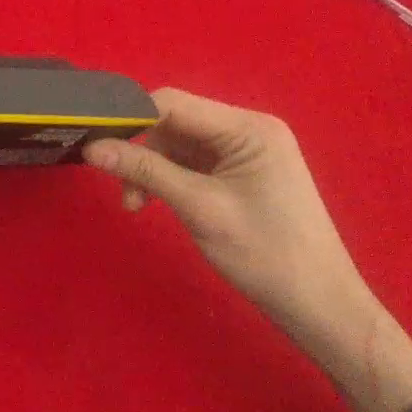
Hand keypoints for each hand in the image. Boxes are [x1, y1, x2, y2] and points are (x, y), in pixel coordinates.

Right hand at [82, 88, 411, 411]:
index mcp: (249, 128)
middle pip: (173, 121)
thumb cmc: (266, 254)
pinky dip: (167, 178)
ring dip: (150, 168)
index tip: (95, 143)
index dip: (129, 117)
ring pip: (177, 143)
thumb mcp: (198, 207)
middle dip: (140, 149)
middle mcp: (249, 129)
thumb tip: (91, 147)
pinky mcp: (241, 173)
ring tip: (135, 204)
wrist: (321, 308)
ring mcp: (246, 151)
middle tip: (117, 184)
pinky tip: (153, 201)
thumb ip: (144, 170)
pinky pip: (191, 161)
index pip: (172, 103)